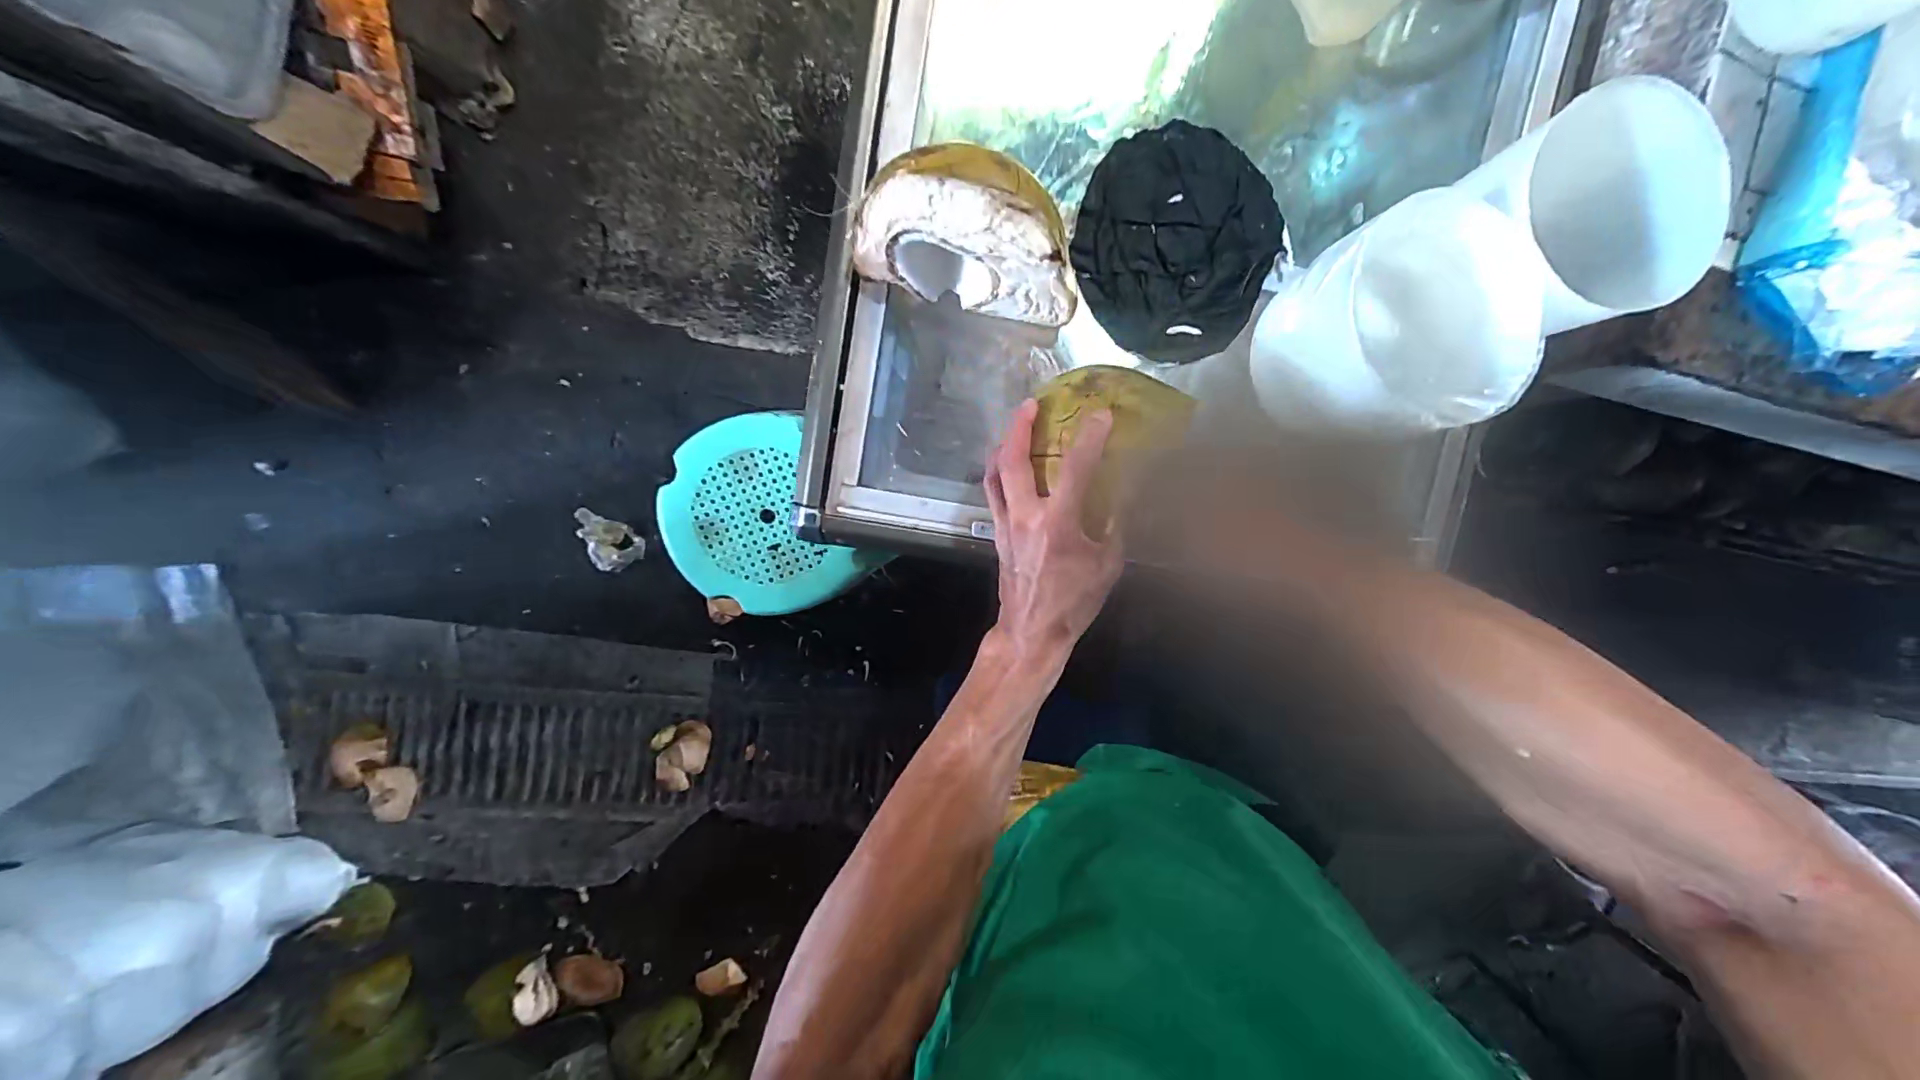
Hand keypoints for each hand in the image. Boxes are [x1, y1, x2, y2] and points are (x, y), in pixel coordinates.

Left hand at [983, 398, 1124, 656]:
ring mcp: (1006, 525)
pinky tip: (1005, 466)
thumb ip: (1116, 525)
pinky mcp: (997, 534)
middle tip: (1031, 404)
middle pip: (1013, 461)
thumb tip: (1126, 493)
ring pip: (994, 475)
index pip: (1075, 468)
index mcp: (1058, 524)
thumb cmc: (1074, 602)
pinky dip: (997, 472)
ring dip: (1002, 446)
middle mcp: (1026, 517)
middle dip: (1020, 428)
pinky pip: (992, 493)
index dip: (1090, 437)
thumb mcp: (1107, 565)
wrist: (1031, 632)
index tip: (1101, 414)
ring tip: (1014, 428)